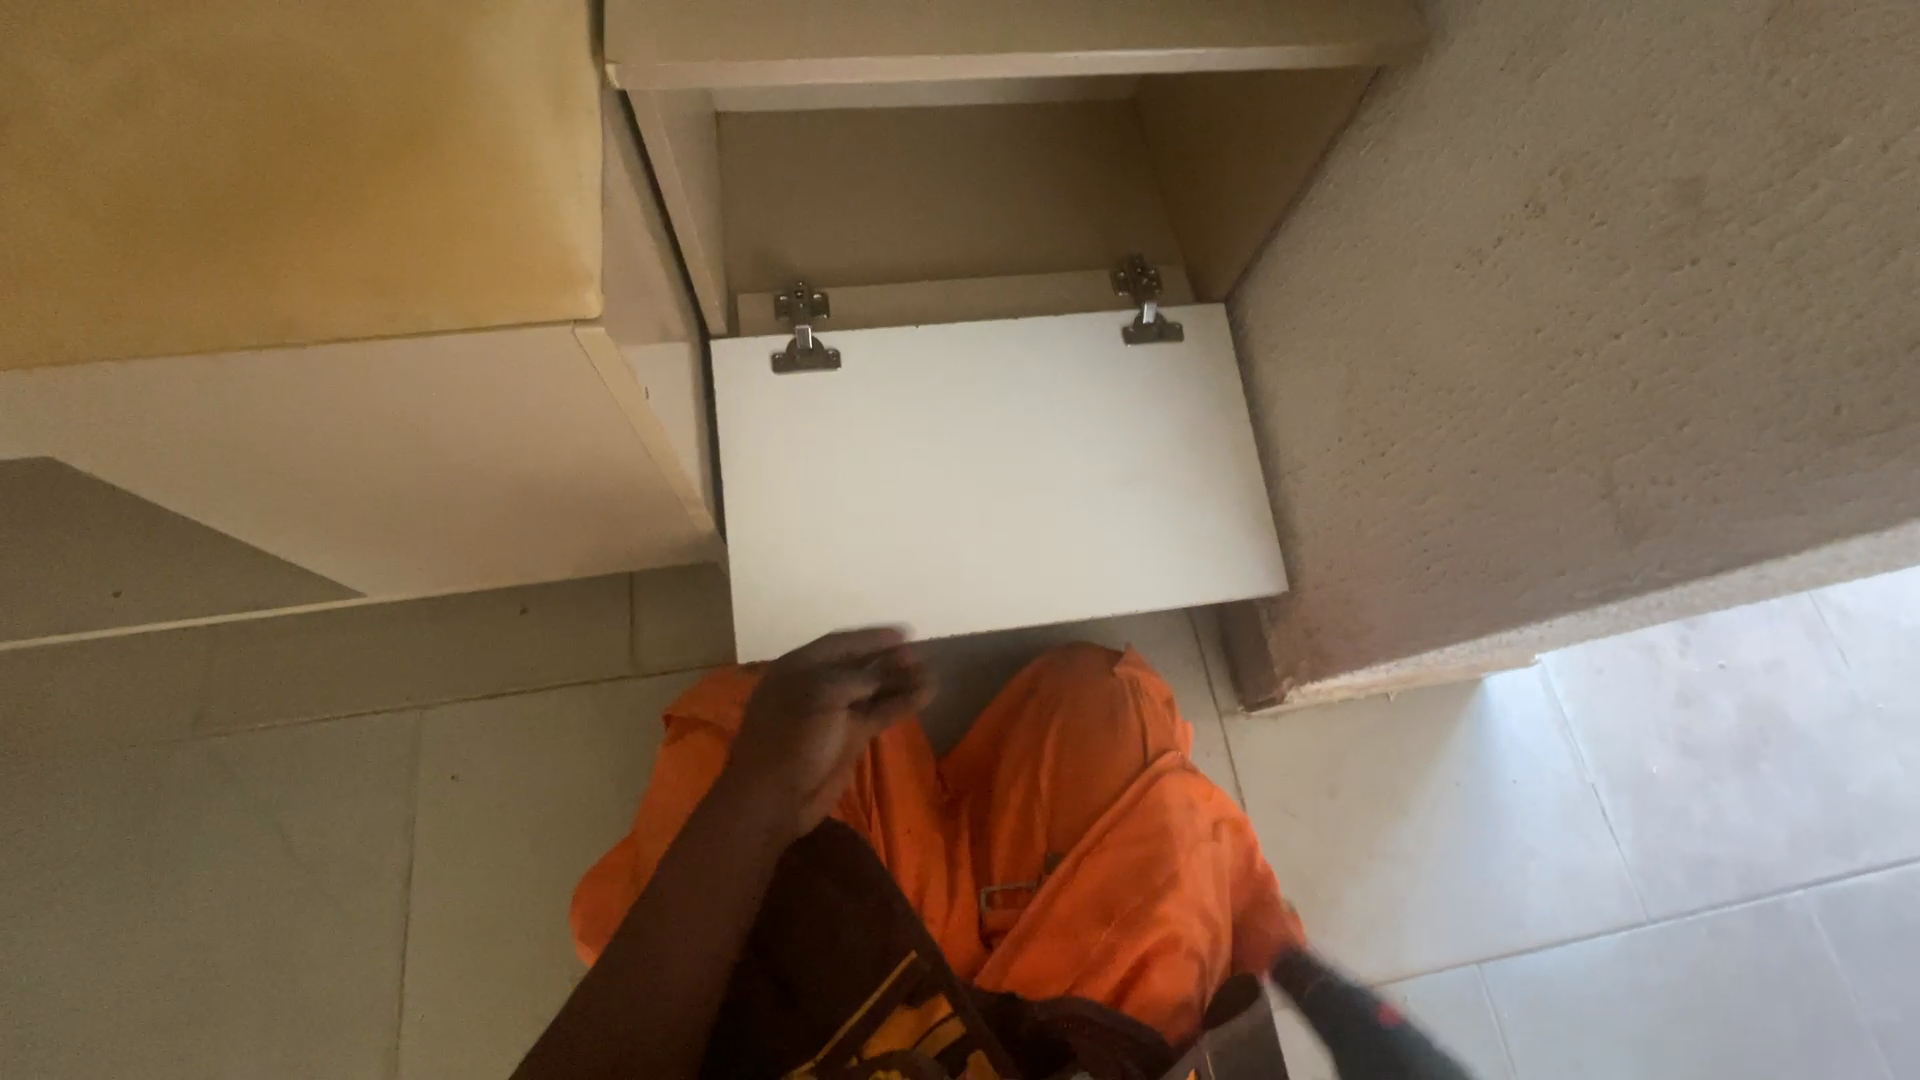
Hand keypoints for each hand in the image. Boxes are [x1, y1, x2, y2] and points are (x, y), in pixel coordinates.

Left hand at [723, 627, 933, 837]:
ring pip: (874, 690)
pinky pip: (880, 713)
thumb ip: (856, 677)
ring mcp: (835, 713)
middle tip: (921, 654)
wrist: (774, 798)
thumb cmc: (791, 738)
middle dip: (890, 659)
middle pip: (860, 665)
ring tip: (932, 674)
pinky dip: (902, 704)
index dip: (872, 638)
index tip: (904, 633)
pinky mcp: (850, 738)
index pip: (840, 644)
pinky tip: (926, 695)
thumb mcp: (821, 694)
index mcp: (800, 668)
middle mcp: (818, 686)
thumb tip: (886, 673)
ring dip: (901, 681)